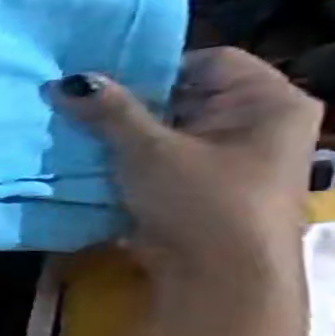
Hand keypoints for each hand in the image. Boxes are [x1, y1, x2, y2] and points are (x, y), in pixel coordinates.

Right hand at [55, 48, 320, 285]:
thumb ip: (108, 111)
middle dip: (127, 104)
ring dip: (121, 134)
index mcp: (268, 102)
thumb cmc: (200, 199)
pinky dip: (126, 157)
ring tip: (78, 135)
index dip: (153, 69)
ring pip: (164, 128)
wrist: (217, 274)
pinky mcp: (200, 183)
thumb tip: (66, 81)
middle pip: (182, 95)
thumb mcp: (147, 149)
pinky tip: (93, 161)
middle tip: (77, 110)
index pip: (207, 61)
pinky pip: (158, 156)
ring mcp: (230, 155)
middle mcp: (258, 122)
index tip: (102, 87)